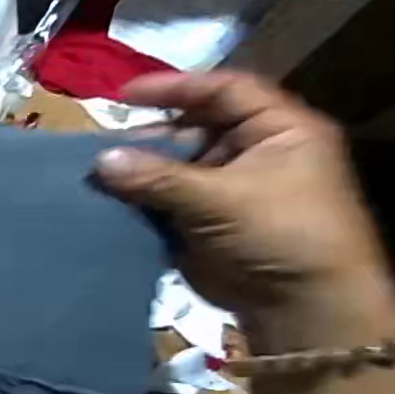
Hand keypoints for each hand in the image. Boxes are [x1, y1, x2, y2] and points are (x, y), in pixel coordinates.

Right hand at [92, 72, 394, 350]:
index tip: (125, 95)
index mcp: (277, 130)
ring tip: (96, 176)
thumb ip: (158, 177)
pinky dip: (137, 202)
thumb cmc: (279, 235)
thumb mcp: (220, 198)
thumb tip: (100, 160)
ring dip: (137, 173)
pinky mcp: (202, 222)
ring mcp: (224, 189)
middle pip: (191, 130)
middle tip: (102, 147)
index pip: (224, 91)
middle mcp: (251, 152)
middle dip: (148, 138)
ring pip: (172, 169)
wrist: (298, 306)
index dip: (176, 88)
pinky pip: (162, 202)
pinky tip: (106, 203)